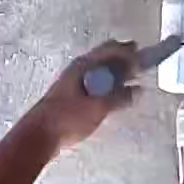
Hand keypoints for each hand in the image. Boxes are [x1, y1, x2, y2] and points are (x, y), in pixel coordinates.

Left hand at [23, 40, 138, 150]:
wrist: (39, 135)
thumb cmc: (68, 118)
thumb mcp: (99, 107)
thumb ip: (120, 97)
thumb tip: (138, 90)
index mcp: (85, 65)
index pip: (111, 49)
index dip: (129, 51)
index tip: (144, 57)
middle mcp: (79, 68)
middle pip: (106, 56)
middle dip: (124, 58)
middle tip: (141, 63)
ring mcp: (74, 80)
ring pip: (100, 69)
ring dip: (117, 70)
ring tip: (132, 78)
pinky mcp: (72, 93)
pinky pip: (95, 81)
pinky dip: (108, 82)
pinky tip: (115, 93)